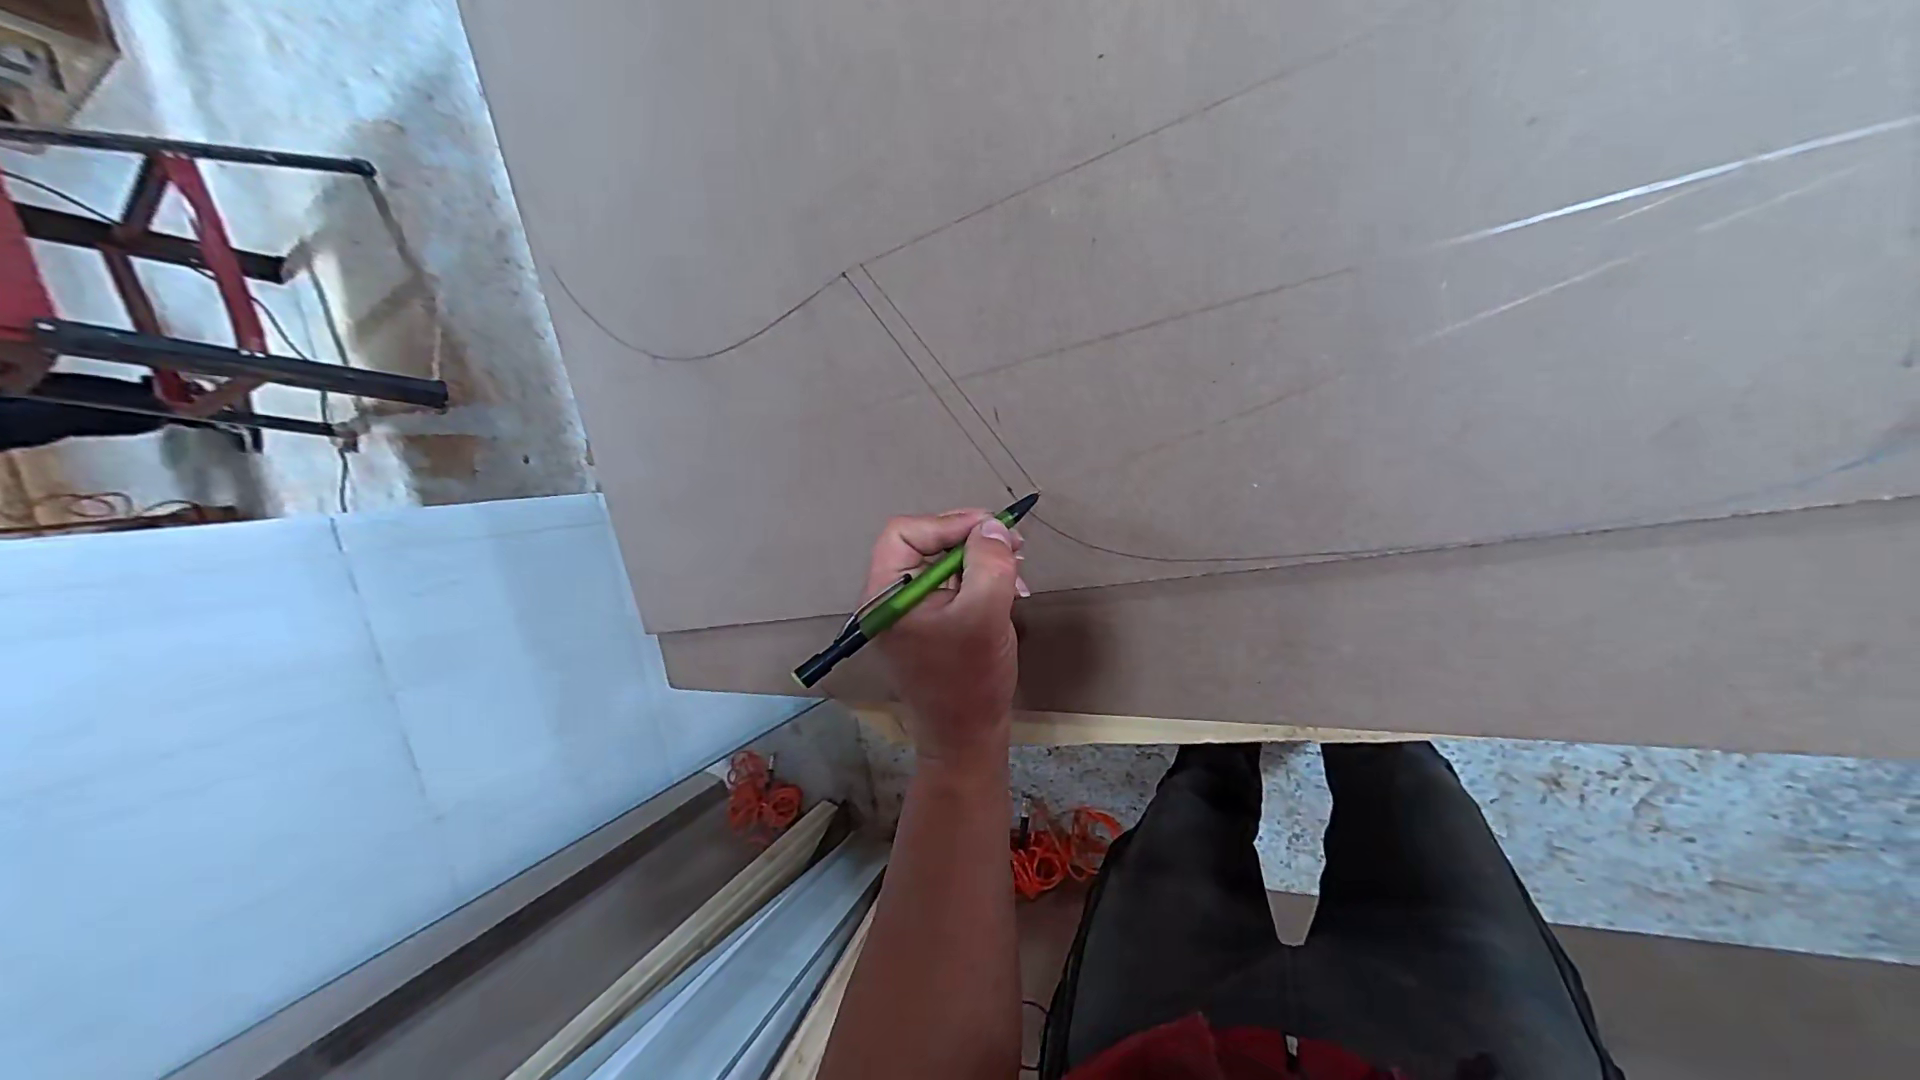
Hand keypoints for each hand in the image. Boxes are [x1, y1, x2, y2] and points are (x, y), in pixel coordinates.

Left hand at [865, 509, 1025, 769]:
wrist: (967, 738)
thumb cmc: (970, 680)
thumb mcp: (985, 613)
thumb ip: (989, 563)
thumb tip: (992, 526)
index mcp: (885, 594)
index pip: (904, 533)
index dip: (948, 523)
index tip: (991, 528)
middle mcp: (891, 599)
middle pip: (925, 544)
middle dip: (972, 540)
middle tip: (1013, 544)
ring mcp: (910, 612)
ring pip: (944, 564)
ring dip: (982, 561)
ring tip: (1017, 573)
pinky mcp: (931, 623)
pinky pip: (953, 586)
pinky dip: (981, 581)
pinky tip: (1009, 590)